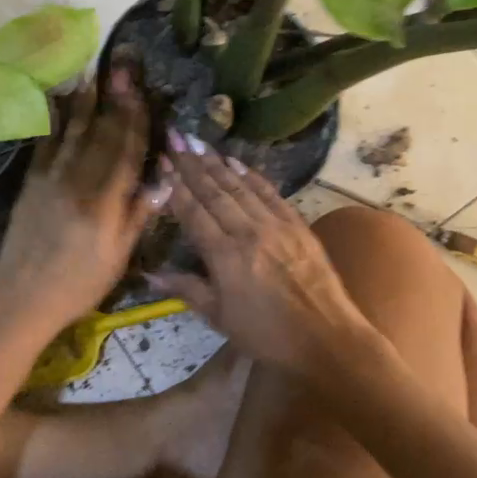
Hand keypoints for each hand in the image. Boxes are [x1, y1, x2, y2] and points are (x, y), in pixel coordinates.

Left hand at [0, 67, 159, 336]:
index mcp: (105, 202)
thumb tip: (164, 180)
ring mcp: (51, 179)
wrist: (23, 297)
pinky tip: (59, 102)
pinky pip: (46, 144)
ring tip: (94, 74)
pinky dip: (55, 121)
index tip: (142, 89)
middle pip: (102, 134)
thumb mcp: (119, 257)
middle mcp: (79, 182)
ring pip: (74, 132)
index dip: (136, 118)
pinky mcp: (31, 182)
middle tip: (122, 66)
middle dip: (114, 99)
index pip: (126, 151)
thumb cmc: (79, 284)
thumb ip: (139, 216)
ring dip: (85, 102)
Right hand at [151, 134, 376, 379]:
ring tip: (198, 142)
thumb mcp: (220, 318)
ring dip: (217, 163)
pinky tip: (235, 162)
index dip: (175, 185)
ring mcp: (276, 226)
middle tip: (174, 137)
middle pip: (214, 191)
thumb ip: (186, 290)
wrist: (327, 340)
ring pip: (240, 187)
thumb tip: (149, 274)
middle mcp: (248, 232)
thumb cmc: (268, 336)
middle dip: (191, 163)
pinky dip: (251, 176)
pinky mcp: (298, 226)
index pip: (193, 211)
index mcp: (224, 256)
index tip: (161, 160)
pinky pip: (270, 193)